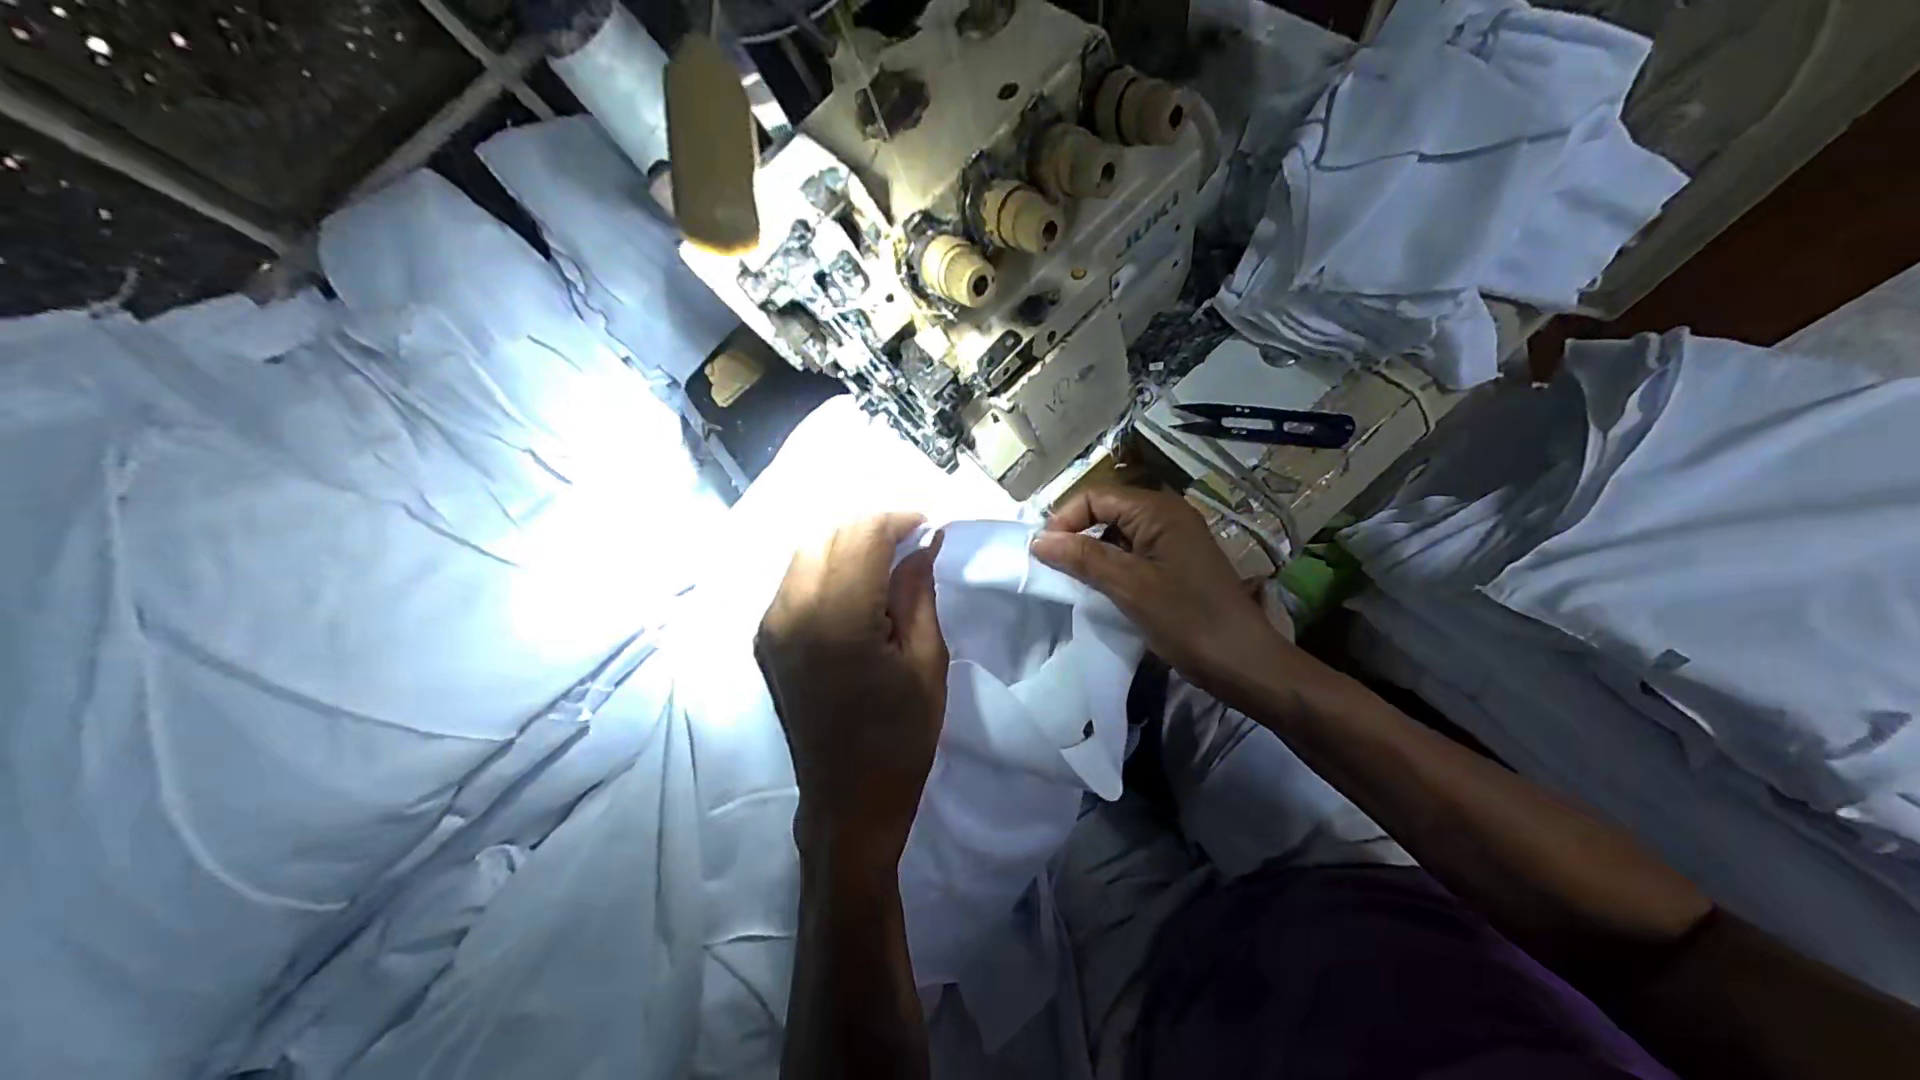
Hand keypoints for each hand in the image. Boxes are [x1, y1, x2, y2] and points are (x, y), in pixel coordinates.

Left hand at [756, 513, 948, 873]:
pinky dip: (827, 566)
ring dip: (846, 544)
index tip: (927, 526)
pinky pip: (795, 579)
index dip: (896, 521)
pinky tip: (855, 585)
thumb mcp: (926, 663)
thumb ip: (917, 593)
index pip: (861, 537)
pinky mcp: (765, 638)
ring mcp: (770, 625)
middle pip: (827, 535)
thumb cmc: (900, 738)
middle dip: (871, 528)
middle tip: (909, 543)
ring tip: (885, 561)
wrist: (847, 800)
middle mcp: (791, 612)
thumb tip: (922, 543)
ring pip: (806, 551)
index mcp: (836, 620)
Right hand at [1031, 486, 1290, 704]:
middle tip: (1055, 569)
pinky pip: (1133, 554)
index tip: (1044, 554)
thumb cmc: (1187, 619)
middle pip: (1107, 511)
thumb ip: (1083, 558)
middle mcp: (1167, 516)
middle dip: (1077, 534)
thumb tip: (1039, 540)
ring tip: (1075, 581)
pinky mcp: (1176, 565)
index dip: (1066, 519)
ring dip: (1093, 553)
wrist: (1244, 663)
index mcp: (1159, 511)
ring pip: (1118, 534)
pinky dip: (1112, 567)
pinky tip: (1101, 590)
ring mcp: (1174, 541)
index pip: (1097, 496)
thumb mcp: (1129, 586)